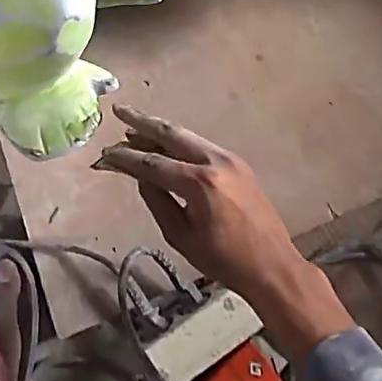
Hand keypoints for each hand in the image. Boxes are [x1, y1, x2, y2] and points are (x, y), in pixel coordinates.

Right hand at [94, 106, 353, 359]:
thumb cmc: (225, 261)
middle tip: (119, 112)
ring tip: (134, 128)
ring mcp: (229, 160)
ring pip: (186, 136)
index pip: (152, 163)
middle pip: (170, 134)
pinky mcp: (237, 164)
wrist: (275, 268)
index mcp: (199, 183)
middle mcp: (214, 162)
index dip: (125, 158)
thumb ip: (157, 201)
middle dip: (142, 123)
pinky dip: (177, 142)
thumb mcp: (181, 236)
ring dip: (159, 131)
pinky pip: (199, 145)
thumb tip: (141, 177)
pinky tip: (163, 144)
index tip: (106, 154)